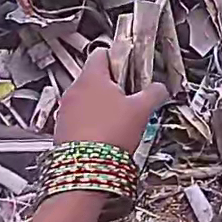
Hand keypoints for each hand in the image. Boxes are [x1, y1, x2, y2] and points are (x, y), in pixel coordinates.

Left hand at [53, 46, 168, 149]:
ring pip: (87, 98)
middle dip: (114, 85)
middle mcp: (74, 90)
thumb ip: (154, 93)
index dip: (120, 57)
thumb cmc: (110, 135)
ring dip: (102, 104)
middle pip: (96, 77)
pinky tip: (107, 133)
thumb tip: (160, 88)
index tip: (132, 67)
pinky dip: (92, 121)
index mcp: (92, 77)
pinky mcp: (62, 130)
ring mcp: (65, 110)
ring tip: (120, 118)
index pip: (102, 53)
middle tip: (131, 97)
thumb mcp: (142, 110)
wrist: (86, 169)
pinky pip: (79, 117)